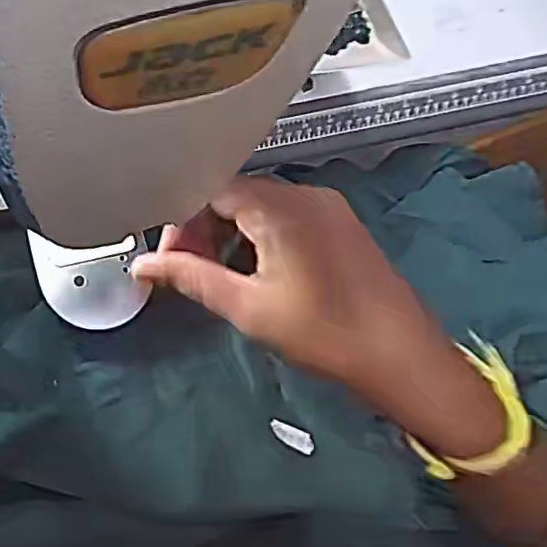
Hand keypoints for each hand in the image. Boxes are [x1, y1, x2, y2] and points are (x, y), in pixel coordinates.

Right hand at [131, 176, 504, 457]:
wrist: (403, 357)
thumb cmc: (323, 332)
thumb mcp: (246, 306)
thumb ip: (190, 277)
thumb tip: (143, 266)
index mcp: (280, 208)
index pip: (210, 190)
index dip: (182, 221)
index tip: (171, 258)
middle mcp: (305, 195)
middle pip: (234, 195)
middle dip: (203, 229)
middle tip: (189, 270)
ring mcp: (327, 207)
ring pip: (258, 206)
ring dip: (229, 234)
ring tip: (220, 277)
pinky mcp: (340, 224)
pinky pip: (284, 216)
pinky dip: (258, 237)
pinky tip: (254, 273)